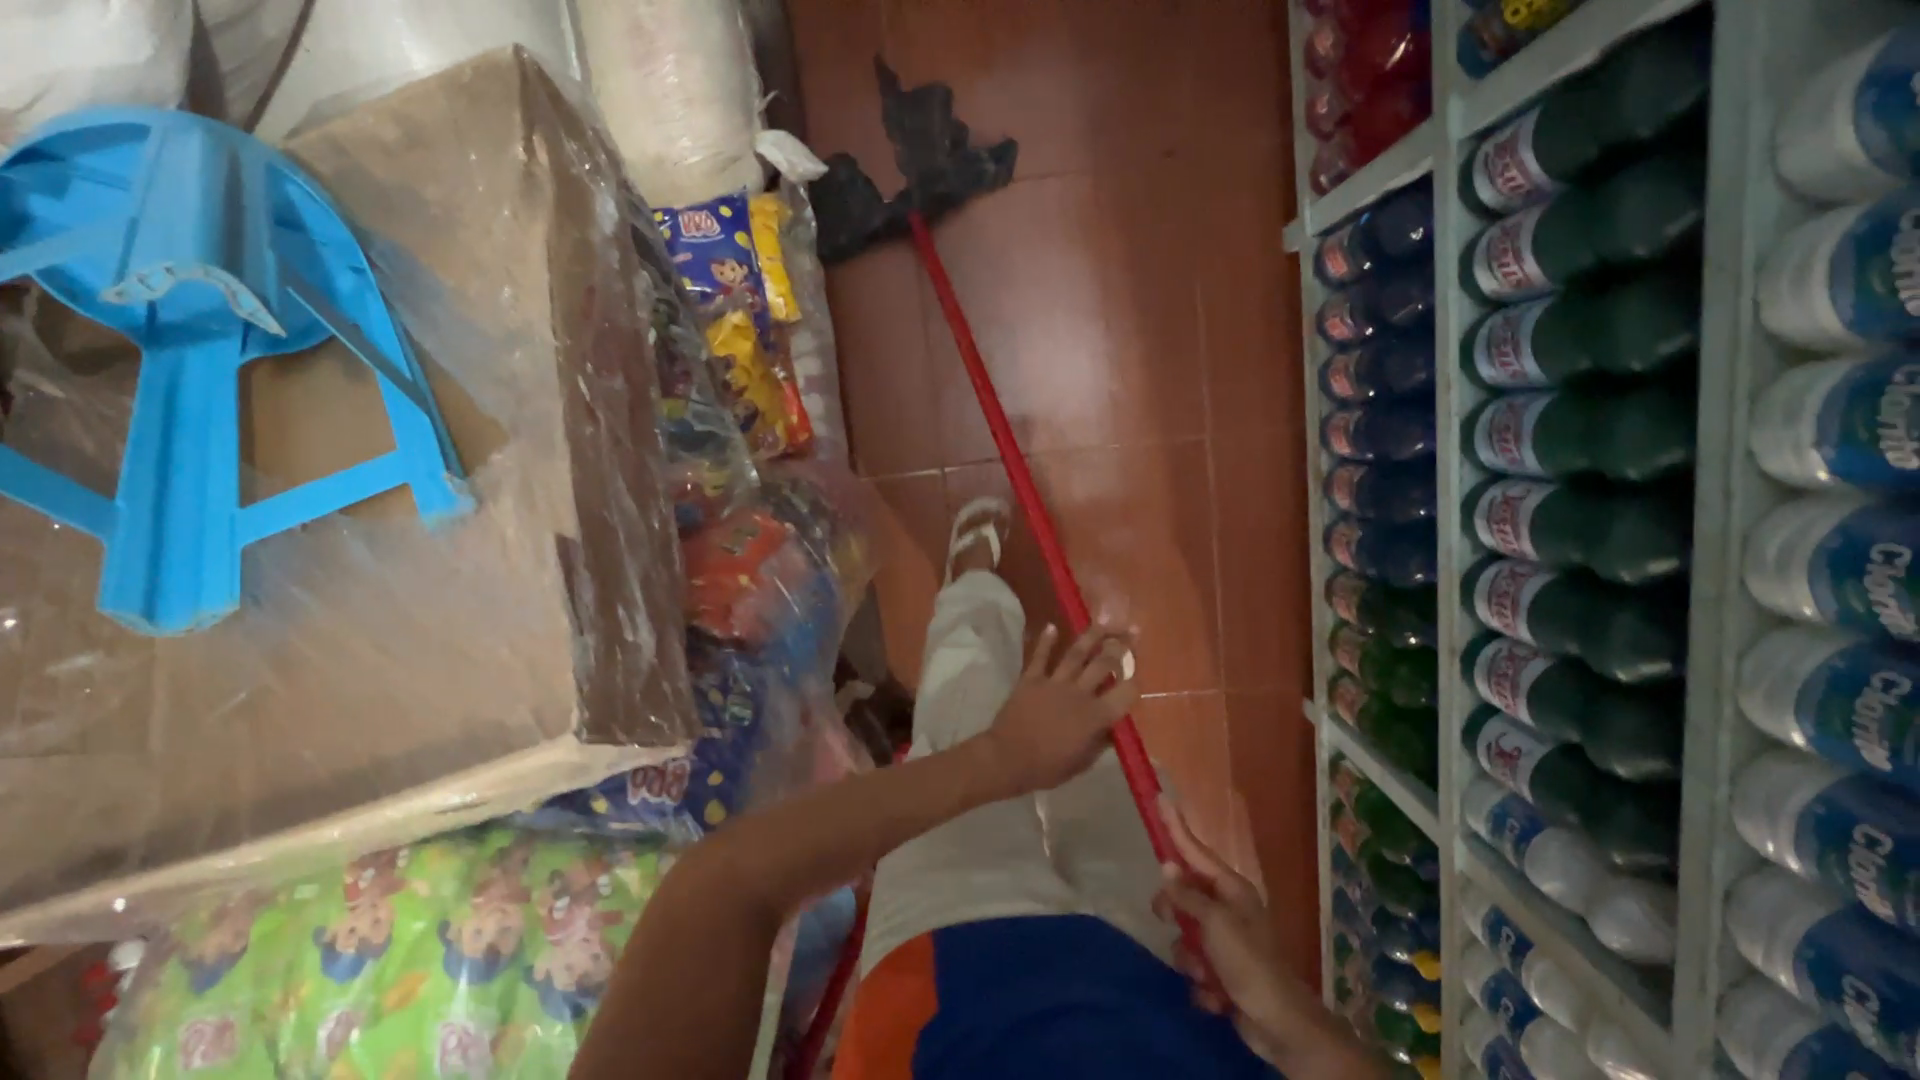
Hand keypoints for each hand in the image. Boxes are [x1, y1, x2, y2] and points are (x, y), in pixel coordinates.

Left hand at [977, 623, 1138, 795]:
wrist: (1008, 758)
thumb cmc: (1047, 767)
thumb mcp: (1082, 762)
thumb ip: (1100, 742)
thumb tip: (1113, 728)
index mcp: (1096, 716)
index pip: (1126, 692)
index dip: (1135, 683)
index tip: (1137, 675)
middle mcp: (1079, 693)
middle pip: (1104, 664)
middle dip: (1120, 647)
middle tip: (1129, 633)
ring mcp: (1054, 682)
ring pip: (1076, 654)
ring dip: (1091, 636)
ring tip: (1103, 622)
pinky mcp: (1031, 679)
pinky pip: (1039, 656)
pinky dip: (1046, 640)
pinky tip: (1052, 626)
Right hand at [1155, 798, 1379, 1075]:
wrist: (1279, 1024)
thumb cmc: (1249, 964)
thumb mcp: (1215, 924)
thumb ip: (1187, 895)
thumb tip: (1167, 865)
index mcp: (1231, 890)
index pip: (1195, 851)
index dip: (1175, 827)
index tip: (1159, 799)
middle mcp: (1228, 909)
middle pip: (1183, 894)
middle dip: (1172, 910)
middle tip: (1165, 917)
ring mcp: (1224, 941)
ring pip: (1184, 934)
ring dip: (1188, 956)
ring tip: (1205, 973)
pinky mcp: (1221, 972)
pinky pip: (1193, 965)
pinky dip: (1200, 981)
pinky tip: (1215, 995)